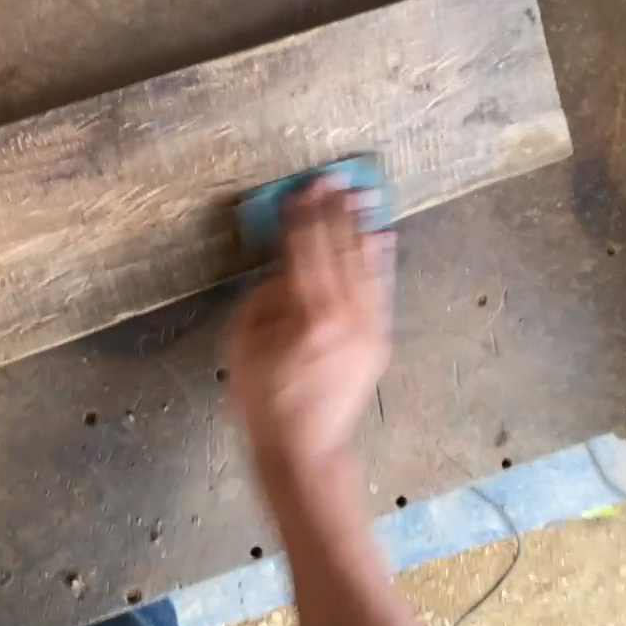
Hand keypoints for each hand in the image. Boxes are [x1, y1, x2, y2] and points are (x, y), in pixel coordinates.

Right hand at [223, 178, 393, 472]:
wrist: (306, 447)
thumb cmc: (262, 397)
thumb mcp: (243, 342)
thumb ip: (265, 298)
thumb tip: (286, 268)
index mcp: (307, 313)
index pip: (304, 249)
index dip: (302, 215)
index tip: (303, 187)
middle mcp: (344, 314)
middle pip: (338, 249)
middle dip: (334, 210)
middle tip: (333, 178)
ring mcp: (367, 326)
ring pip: (366, 264)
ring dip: (361, 225)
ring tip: (361, 193)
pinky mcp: (378, 338)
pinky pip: (382, 288)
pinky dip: (382, 258)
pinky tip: (382, 235)